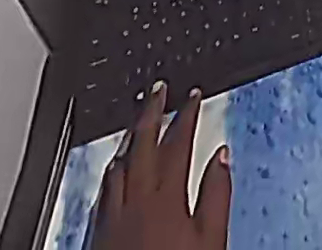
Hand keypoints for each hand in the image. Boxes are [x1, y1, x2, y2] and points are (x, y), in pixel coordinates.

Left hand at [93, 81, 231, 249]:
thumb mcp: (211, 242)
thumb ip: (216, 194)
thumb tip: (222, 154)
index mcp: (167, 196)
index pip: (178, 141)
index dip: (186, 113)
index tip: (193, 94)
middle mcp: (137, 198)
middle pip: (143, 141)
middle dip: (152, 109)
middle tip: (160, 87)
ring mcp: (114, 214)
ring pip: (120, 160)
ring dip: (132, 134)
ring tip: (140, 118)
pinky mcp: (99, 233)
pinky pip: (106, 185)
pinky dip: (115, 165)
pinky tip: (117, 164)